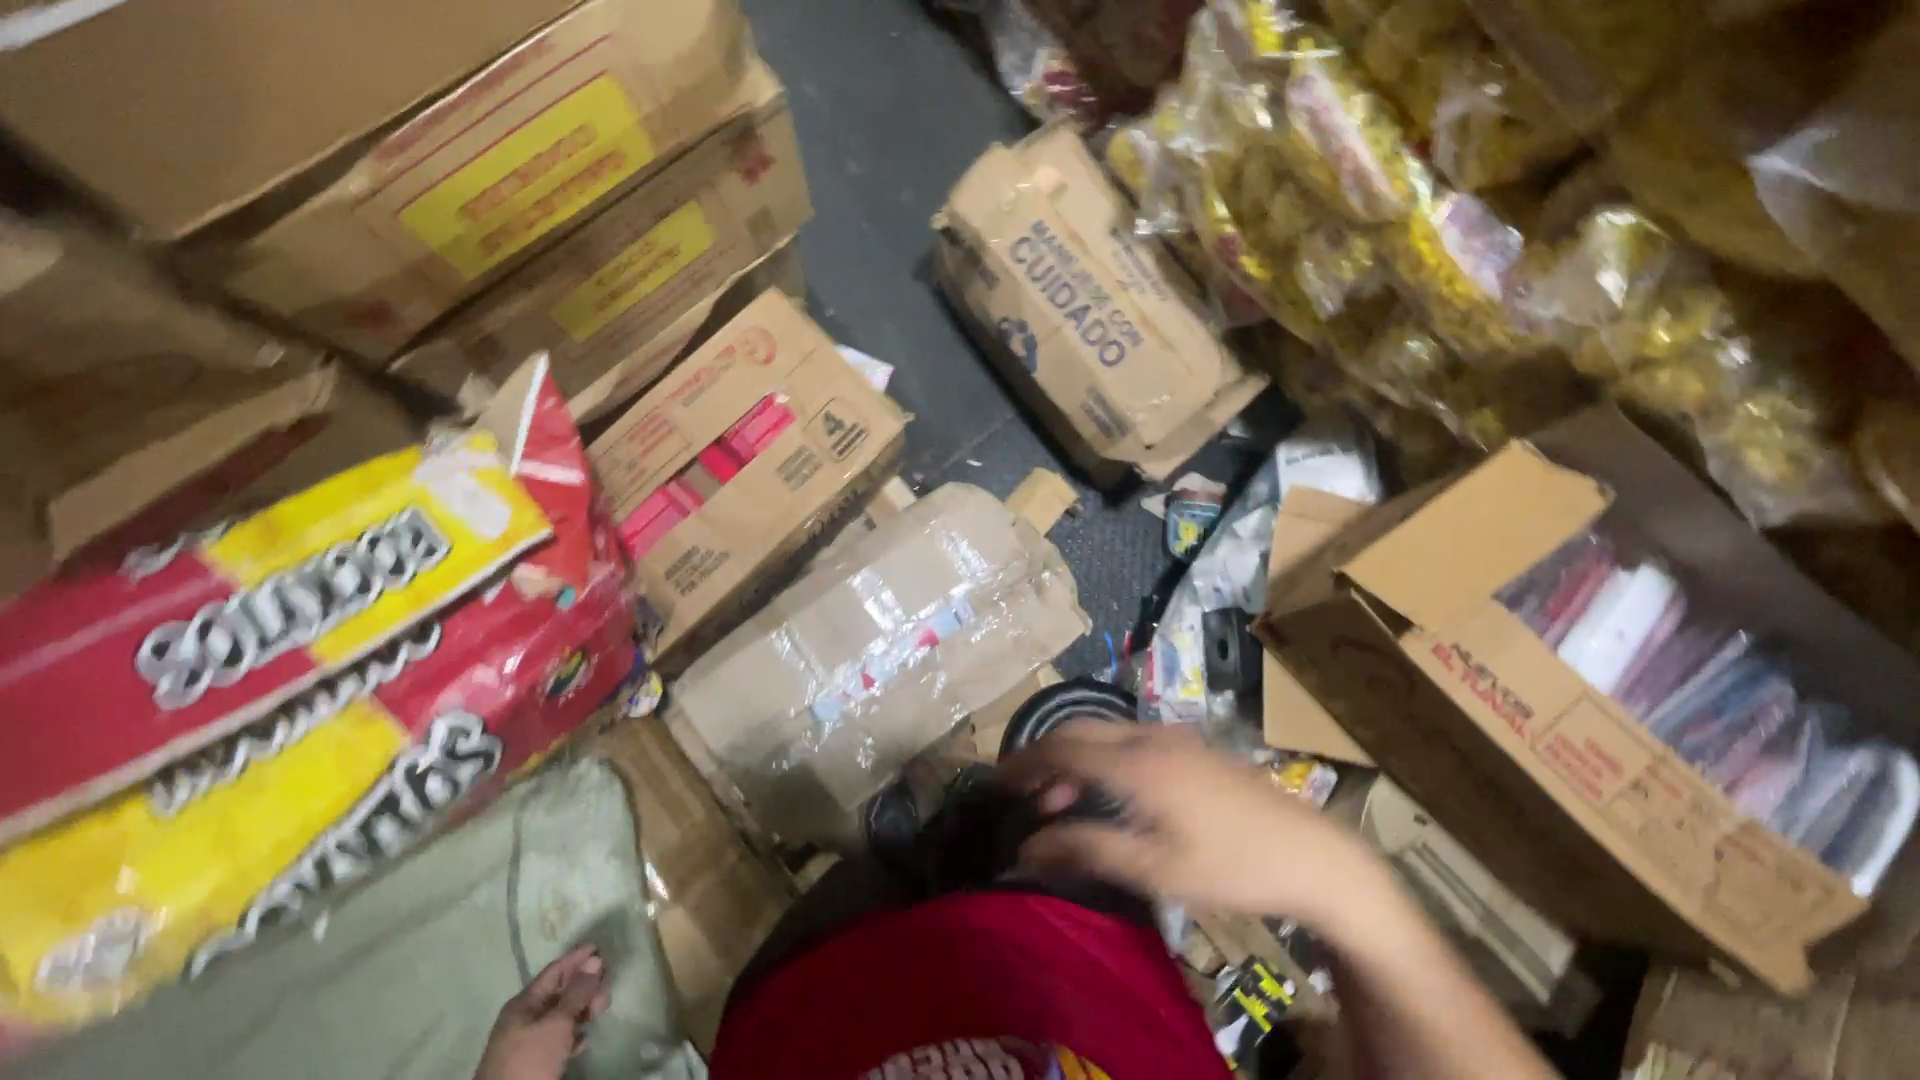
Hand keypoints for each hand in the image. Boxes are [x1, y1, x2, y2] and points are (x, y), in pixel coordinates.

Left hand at [474, 945, 610, 1079]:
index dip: (577, 958)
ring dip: (582, 1010)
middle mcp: (524, 1018)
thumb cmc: (529, 1060)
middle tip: (607, 985)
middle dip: (584, 985)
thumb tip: (595, 959)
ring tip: (600, 1011)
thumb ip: (577, 993)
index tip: (601, 947)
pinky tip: (584, 1040)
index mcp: (524, 1003)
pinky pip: (558, 1038)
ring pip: (561, 1016)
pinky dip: (573, 1035)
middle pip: (559, 992)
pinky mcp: (534, 1062)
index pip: (554, 971)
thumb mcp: (556, 1024)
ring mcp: (528, 1041)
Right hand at [999, 721, 1386, 920]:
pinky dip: (1101, 760)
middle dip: (1043, 757)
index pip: (1061, 747)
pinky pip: (1128, 741)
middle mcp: (1150, 736)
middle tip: (1019, 794)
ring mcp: (1175, 737)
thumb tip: (1026, 848)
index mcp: (1137, 762)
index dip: (1022, 764)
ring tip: (1058, 803)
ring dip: (1073, 760)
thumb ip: (1085, 849)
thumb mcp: (1153, 868)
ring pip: (1104, 734)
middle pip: (1079, 730)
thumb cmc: (1231, 866)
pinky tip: (1106, 794)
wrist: (1313, 855)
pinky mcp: (1193, 748)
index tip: (995, 785)